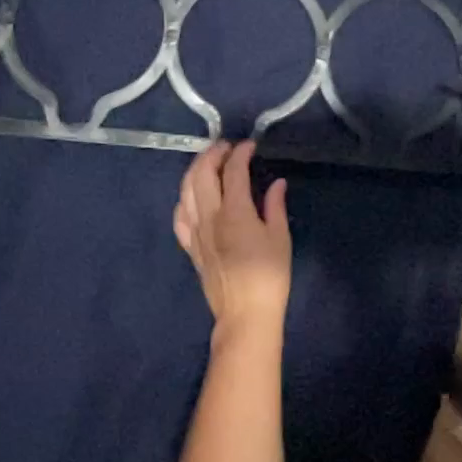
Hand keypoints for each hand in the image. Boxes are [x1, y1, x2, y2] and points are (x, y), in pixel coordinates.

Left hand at [174, 140, 291, 339]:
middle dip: (213, 154)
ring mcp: (196, 233)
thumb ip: (275, 206)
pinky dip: (185, 199)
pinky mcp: (191, 248)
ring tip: (209, 162)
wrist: (245, 315)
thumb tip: (276, 183)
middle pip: (202, 174)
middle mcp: (210, 217)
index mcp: (235, 212)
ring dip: (196, 170)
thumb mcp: (280, 238)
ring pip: (186, 191)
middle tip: (227, 147)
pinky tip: (192, 196)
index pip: (233, 171)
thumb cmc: (269, 276)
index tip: (251, 145)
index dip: (241, 153)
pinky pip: (180, 217)